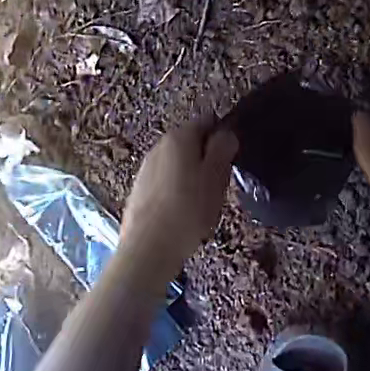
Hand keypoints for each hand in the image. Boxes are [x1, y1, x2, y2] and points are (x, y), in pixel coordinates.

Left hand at [119, 118, 239, 270]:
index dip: (222, 137)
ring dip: (191, 176)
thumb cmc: (188, 209)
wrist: (148, 249)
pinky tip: (182, 213)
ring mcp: (145, 169)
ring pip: (177, 164)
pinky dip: (176, 191)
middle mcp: (158, 146)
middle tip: (219, 184)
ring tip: (202, 202)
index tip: (231, 160)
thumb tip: (226, 133)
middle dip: (206, 158)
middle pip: (190, 143)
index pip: (207, 122)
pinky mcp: (138, 191)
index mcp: (178, 137)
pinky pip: (165, 183)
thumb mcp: (216, 177)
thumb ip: (223, 149)